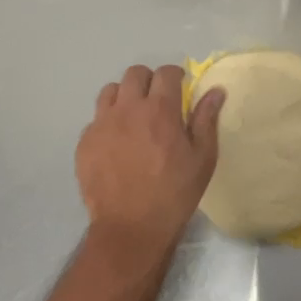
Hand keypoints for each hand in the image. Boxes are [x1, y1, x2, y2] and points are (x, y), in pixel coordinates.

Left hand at [76, 64, 224, 251]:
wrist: (130, 228)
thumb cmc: (174, 193)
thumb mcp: (202, 158)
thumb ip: (206, 120)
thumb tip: (215, 90)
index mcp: (160, 110)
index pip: (166, 73)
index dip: (175, 75)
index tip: (180, 85)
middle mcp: (128, 109)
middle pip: (135, 74)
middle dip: (149, 80)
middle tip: (157, 100)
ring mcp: (102, 125)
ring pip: (110, 92)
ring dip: (125, 96)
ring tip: (134, 117)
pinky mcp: (85, 143)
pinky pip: (95, 119)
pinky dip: (108, 123)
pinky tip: (117, 143)